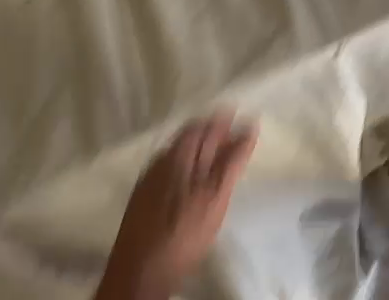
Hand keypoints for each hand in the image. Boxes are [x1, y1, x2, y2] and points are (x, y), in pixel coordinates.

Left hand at [96, 111, 257, 299]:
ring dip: (199, 148)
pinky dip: (187, 165)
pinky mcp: (144, 200)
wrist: (138, 274)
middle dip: (212, 131)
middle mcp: (161, 161)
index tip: (241, 114)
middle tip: (234, 132)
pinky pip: (169, 169)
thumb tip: (249, 125)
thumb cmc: (182, 232)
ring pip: (178, 153)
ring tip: (218, 154)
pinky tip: (192, 178)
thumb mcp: (215, 195)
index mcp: (179, 154)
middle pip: (190, 137)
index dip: (223, 118)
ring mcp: (150, 181)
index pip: (203, 124)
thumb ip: (232, 160)